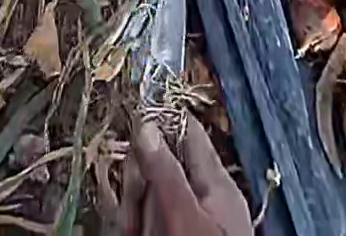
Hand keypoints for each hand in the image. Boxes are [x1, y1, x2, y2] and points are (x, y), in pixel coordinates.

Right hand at [120, 115, 252, 235]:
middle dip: (137, 180)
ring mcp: (183, 220)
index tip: (130, 127)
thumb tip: (144, 123)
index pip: (186, 130)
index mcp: (215, 183)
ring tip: (132, 231)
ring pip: (146, 191)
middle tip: (132, 211)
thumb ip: (166, 171)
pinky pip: (143, 217)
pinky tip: (131, 234)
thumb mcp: (186, 218)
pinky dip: (132, 224)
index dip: (158, 121)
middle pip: (159, 161)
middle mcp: (200, 196)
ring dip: (132, 207)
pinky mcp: (167, 234)